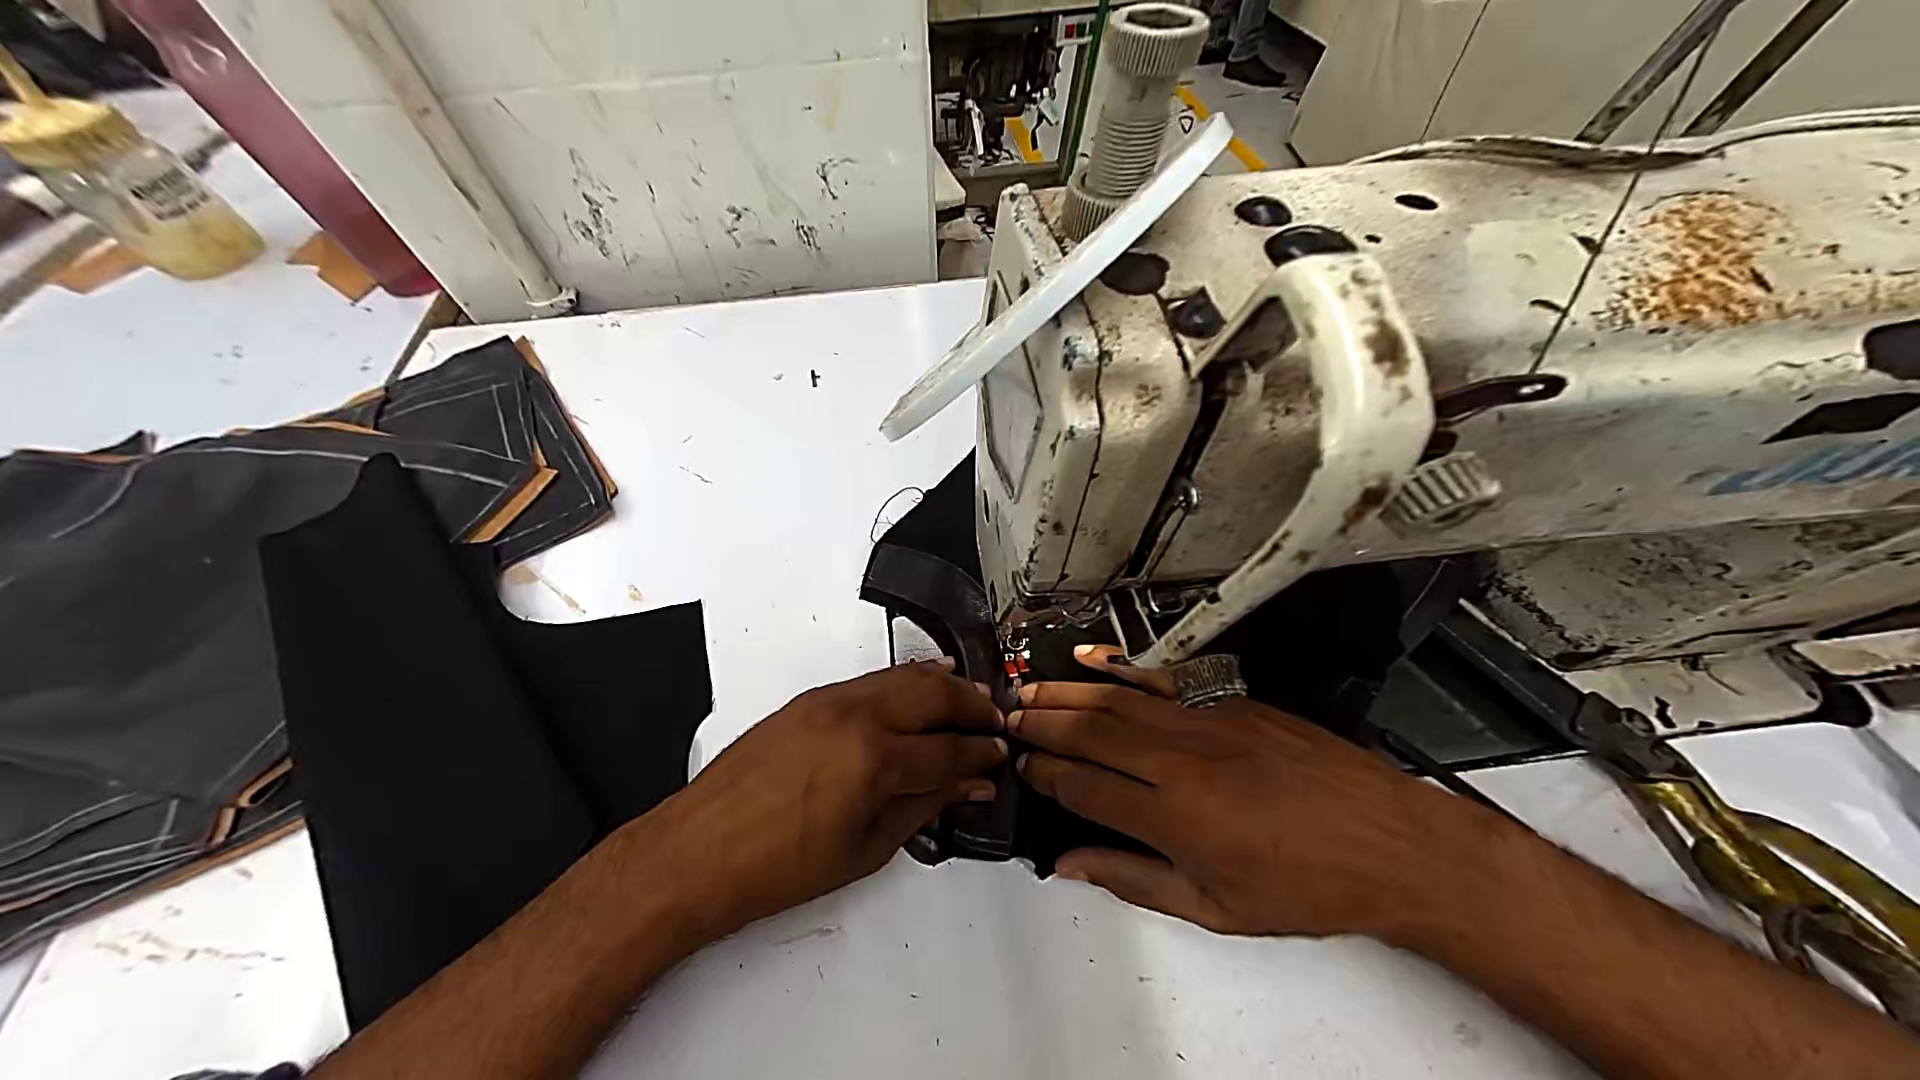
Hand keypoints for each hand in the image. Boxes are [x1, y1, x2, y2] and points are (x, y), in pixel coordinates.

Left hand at [634, 660, 1006, 938]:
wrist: (697, 854)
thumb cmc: (768, 865)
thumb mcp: (865, 850)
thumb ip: (922, 807)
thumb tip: (960, 787)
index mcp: (873, 762)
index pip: (949, 748)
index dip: (982, 754)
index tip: (996, 757)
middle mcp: (853, 719)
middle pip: (935, 694)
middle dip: (973, 704)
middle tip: (993, 719)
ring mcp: (828, 702)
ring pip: (903, 675)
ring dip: (942, 683)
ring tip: (968, 695)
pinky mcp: (809, 699)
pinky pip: (870, 679)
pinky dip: (902, 680)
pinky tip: (916, 686)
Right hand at [1011, 646, 1485, 940]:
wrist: (1393, 844)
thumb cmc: (1312, 885)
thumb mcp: (1216, 909)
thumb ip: (1134, 880)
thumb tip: (1074, 865)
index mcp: (1176, 818)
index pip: (1084, 786)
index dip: (1044, 775)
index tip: (1024, 768)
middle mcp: (1182, 762)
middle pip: (1089, 732)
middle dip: (1040, 724)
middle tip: (1008, 718)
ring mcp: (1206, 722)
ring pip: (1116, 700)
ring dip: (1066, 694)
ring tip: (1030, 691)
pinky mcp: (1228, 700)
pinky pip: (1160, 677)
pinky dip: (1119, 666)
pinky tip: (1089, 659)